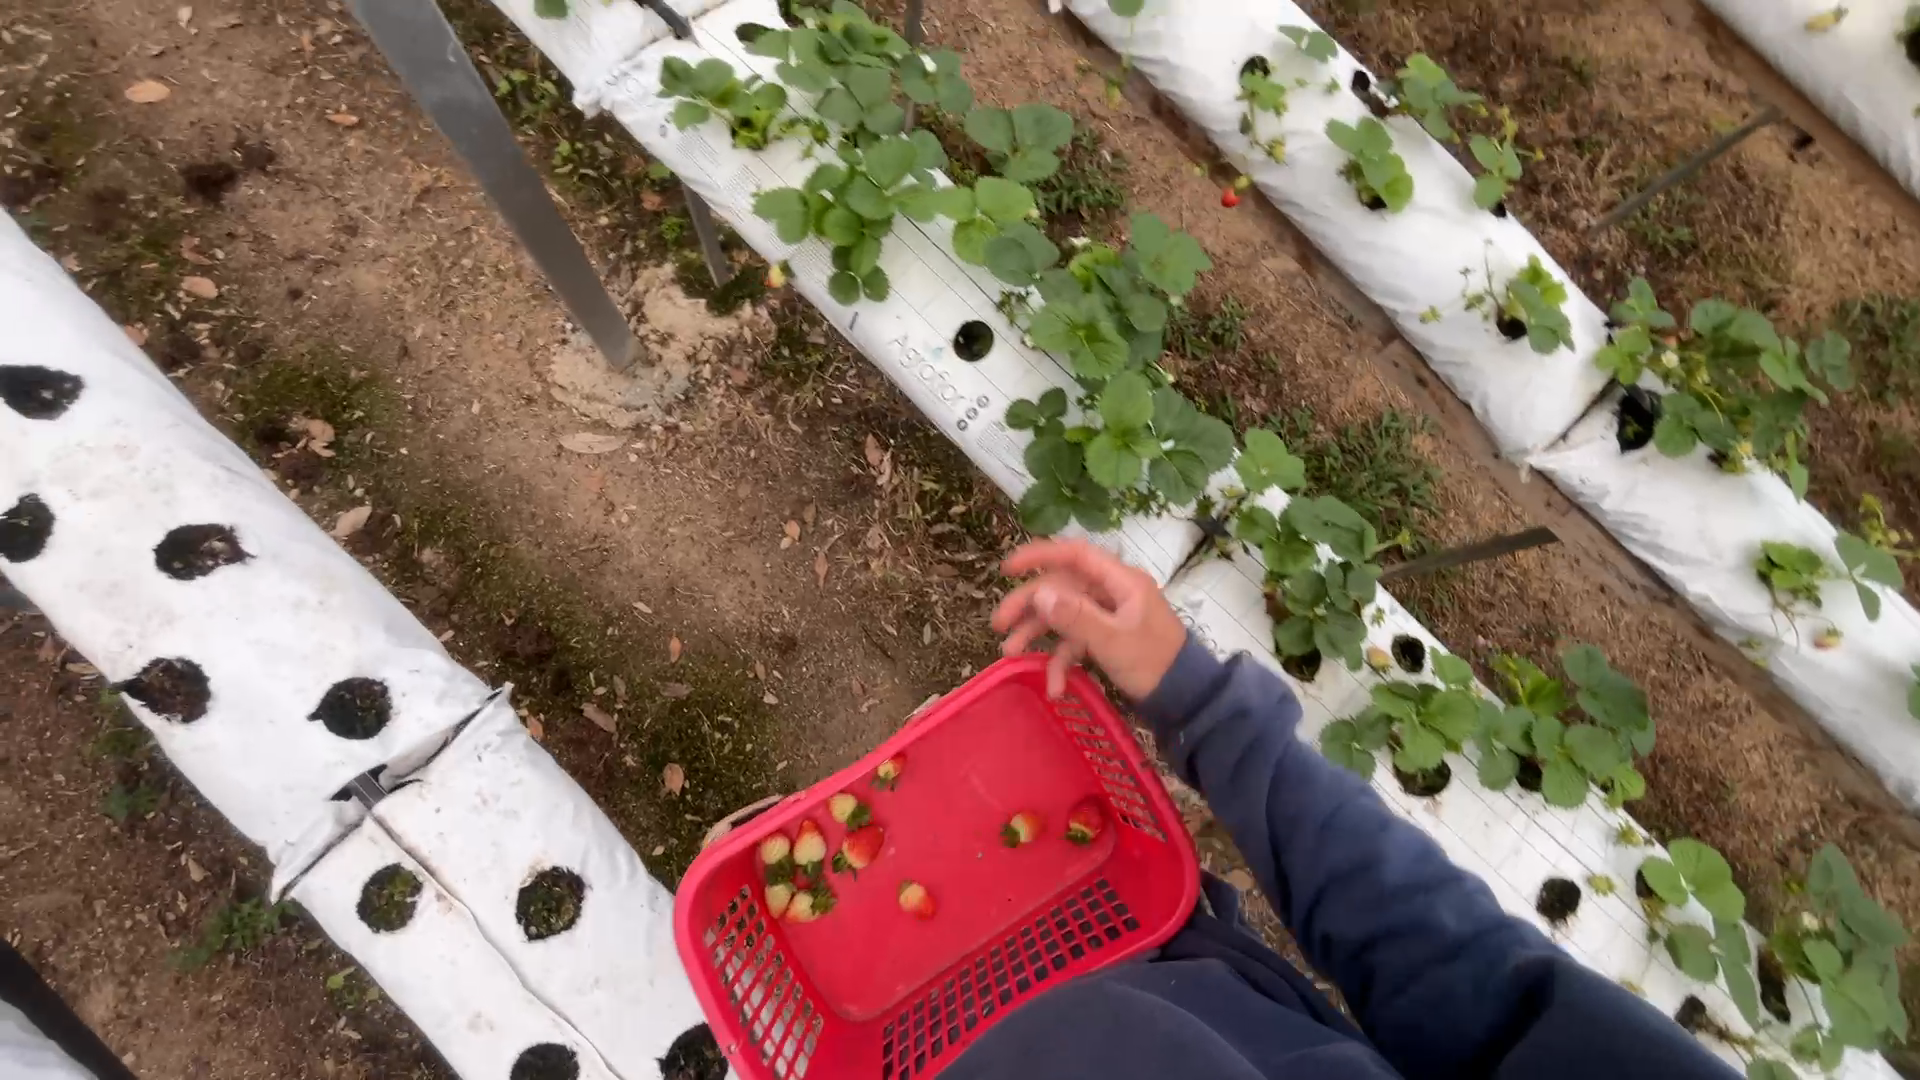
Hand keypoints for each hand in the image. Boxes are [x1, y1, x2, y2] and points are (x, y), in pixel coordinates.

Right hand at [992, 539, 1187, 700]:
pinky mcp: (1107, 638)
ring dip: (1037, 634)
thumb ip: (1076, 616)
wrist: (1186, 700)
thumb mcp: (1112, 641)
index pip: (1074, 555)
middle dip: (1029, 606)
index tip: (1007, 568)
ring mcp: (1108, 616)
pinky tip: (1055, 687)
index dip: (1039, 556)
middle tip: (999, 624)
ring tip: (1011, 653)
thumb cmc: (1154, 664)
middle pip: (1061, 588)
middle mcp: (1112, 593)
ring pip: (1063, 615)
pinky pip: (1076, 642)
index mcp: (1120, 581)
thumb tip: (1039, 593)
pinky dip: (1062, 661)